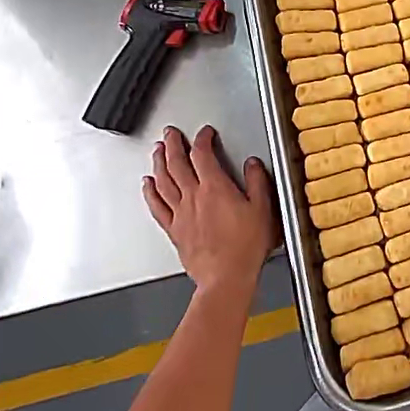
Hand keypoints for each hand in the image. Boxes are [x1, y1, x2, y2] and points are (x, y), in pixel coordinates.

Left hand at [142, 126, 275, 298]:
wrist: (225, 276)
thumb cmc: (245, 247)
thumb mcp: (262, 209)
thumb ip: (257, 182)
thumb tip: (252, 164)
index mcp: (215, 189)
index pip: (203, 155)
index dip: (203, 139)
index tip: (205, 133)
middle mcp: (193, 198)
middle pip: (176, 163)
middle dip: (173, 144)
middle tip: (171, 133)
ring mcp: (180, 214)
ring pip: (163, 181)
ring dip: (158, 162)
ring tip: (157, 150)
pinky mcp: (174, 230)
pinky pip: (157, 206)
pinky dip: (150, 192)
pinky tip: (147, 185)